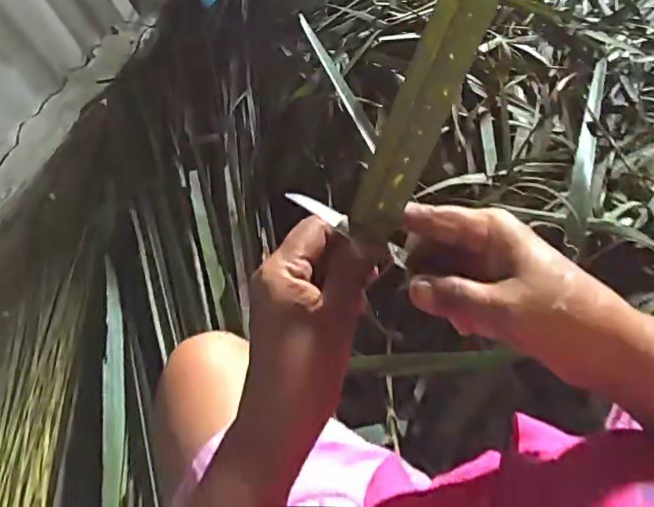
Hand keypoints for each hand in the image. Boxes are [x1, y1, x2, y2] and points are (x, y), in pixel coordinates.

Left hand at [221, 217, 375, 489]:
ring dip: (343, 277)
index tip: (381, 247)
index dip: (349, 231)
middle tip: (378, 277)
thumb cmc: (307, 370)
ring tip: (363, 301)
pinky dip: (333, 295)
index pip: (316, 227)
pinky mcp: (284, 315)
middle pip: (315, 245)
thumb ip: (351, 270)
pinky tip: (351, 315)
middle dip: (348, 256)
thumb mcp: (336, 315)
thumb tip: (369, 234)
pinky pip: (312, 289)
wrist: (279, 426)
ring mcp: (276, 294)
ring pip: (317, 268)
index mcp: (278, 267)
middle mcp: (273, 273)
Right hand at [402, 203, 639, 390]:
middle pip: (436, 244)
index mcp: (489, 228)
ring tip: (444, 317)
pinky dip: (457, 304)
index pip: (433, 217)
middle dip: (422, 268)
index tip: (367, 230)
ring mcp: (493, 263)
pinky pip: (464, 288)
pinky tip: (462, 327)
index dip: (402, 223)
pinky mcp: (500, 288)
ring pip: (447, 268)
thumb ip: (454, 297)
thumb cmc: (562, 318)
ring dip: (441, 291)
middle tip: (409, 294)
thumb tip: (411, 289)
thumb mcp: (504, 309)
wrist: (617, 352)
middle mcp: (487, 239)